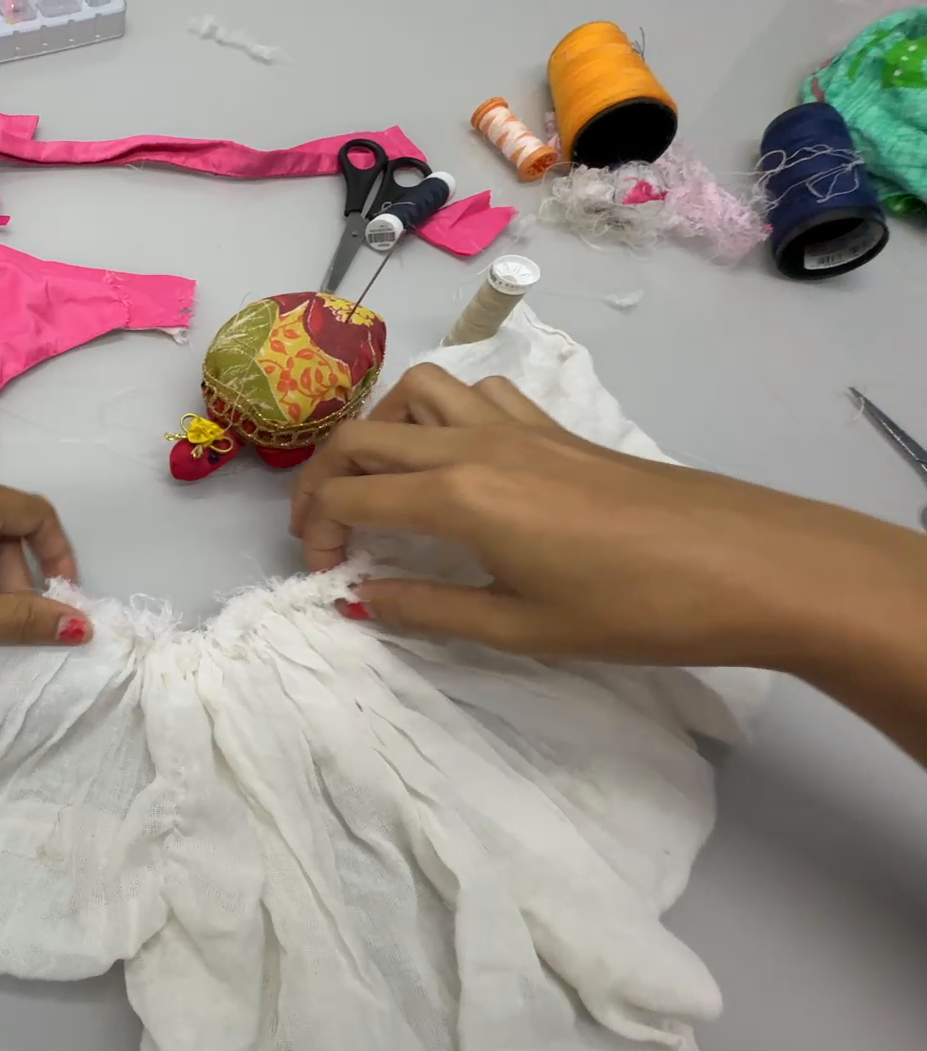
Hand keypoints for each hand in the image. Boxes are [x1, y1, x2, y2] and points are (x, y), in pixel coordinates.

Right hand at [289, 363, 926, 675]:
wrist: (763, 568)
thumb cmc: (635, 609)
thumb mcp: (517, 628)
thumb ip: (422, 609)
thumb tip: (358, 599)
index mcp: (454, 498)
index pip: (346, 498)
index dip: (316, 534)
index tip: (328, 573)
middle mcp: (468, 447)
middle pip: (356, 438)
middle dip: (318, 481)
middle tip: (323, 528)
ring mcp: (511, 427)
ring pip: (411, 393)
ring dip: (376, 432)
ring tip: (381, 478)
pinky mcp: (548, 426)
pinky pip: (474, 392)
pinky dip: (441, 412)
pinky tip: (453, 454)